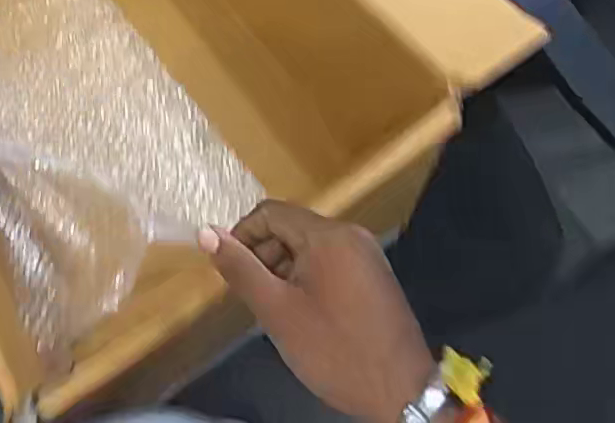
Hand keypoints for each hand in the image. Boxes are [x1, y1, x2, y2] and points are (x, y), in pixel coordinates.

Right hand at [199, 200, 434, 420]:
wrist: (409, 401)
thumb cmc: (337, 351)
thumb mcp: (278, 311)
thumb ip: (239, 268)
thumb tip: (205, 232)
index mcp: (327, 235)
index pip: (269, 213)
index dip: (242, 236)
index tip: (233, 270)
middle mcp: (350, 235)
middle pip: (288, 227)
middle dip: (264, 255)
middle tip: (255, 294)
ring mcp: (367, 255)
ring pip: (307, 245)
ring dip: (284, 267)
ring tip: (278, 307)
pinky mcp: (376, 277)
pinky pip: (329, 260)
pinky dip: (308, 276)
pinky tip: (306, 311)